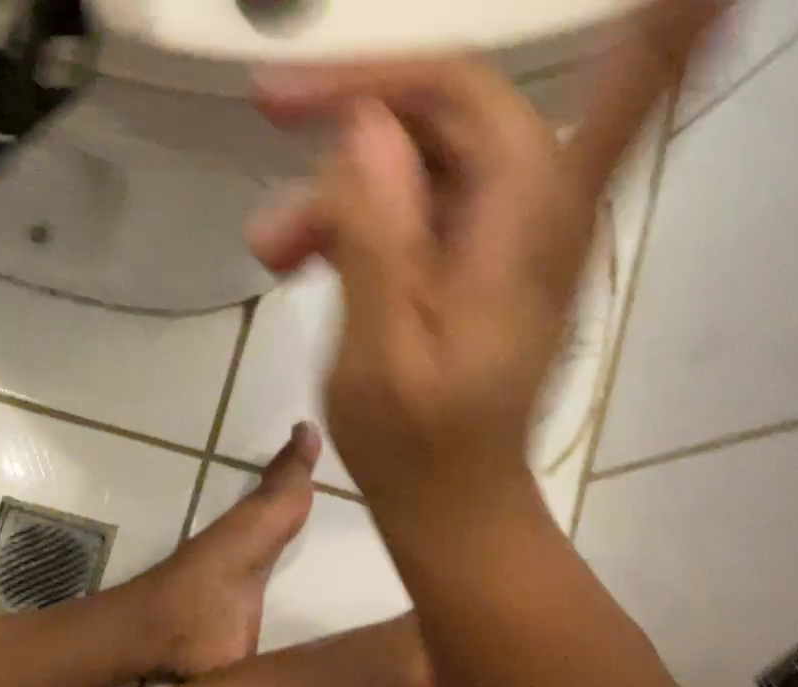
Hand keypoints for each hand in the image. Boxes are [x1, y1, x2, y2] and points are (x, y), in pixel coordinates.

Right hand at [248, 0, 724, 517]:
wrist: (452, 497)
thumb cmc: (416, 442)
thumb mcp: (381, 347)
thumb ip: (378, 236)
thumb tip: (363, 131)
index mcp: (522, 216)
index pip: (457, 91)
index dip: (366, 80)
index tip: (277, 100)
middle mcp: (532, 201)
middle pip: (434, 118)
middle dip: (340, 146)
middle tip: (265, 191)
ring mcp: (507, 228)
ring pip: (415, 162)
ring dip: (336, 195)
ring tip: (271, 254)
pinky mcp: (479, 255)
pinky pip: (416, 202)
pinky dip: (355, 220)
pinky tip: (305, 258)